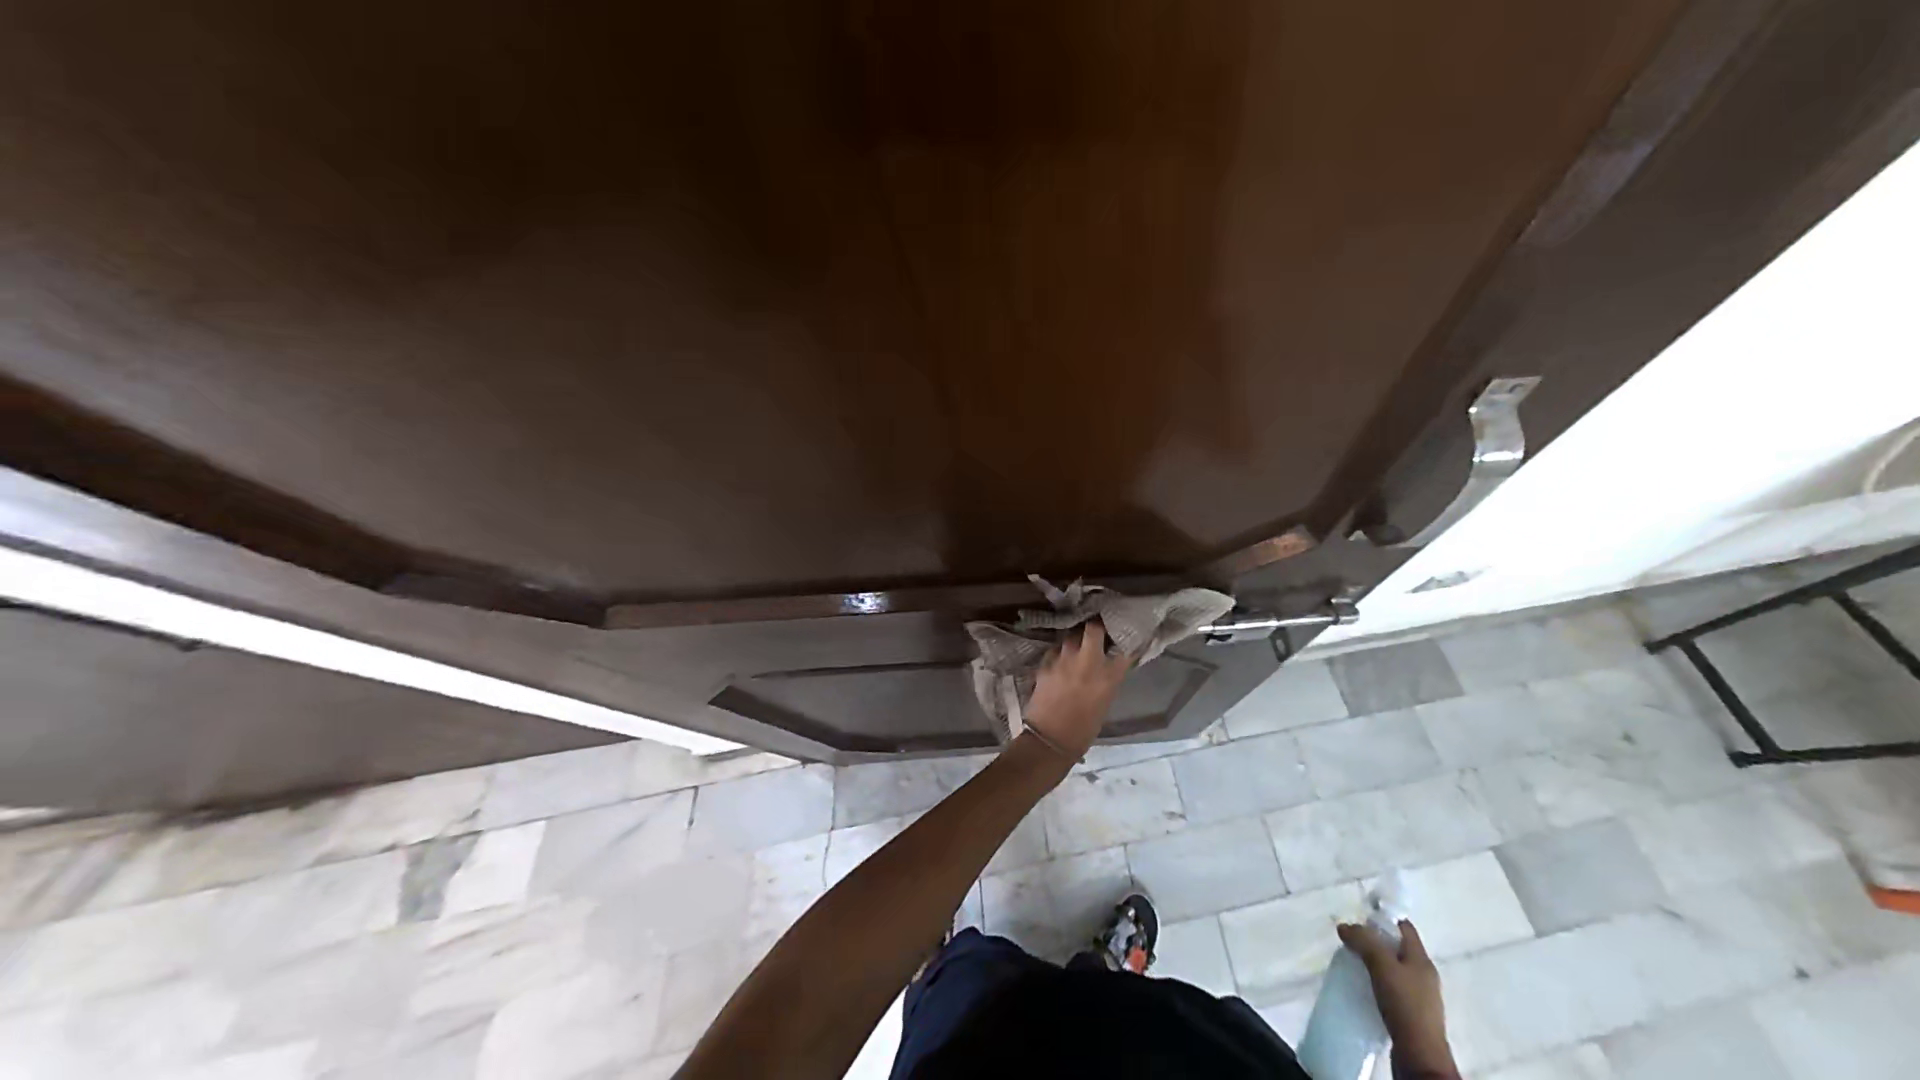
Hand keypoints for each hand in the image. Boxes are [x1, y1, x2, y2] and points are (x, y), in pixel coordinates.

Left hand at [1023, 621, 1132, 758]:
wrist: (1050, 739)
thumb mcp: (1105, 701)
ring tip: (1076, 644)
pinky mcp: (1046, 663)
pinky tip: (1059, 658)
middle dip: (1095, 626)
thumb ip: (1108, 679)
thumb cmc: (1084, 729)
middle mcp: (1089, 662)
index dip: (1123, 637)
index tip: (1122, 634)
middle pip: (1094, 628)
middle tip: (1095, 631)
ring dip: (1075, 638)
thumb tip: (1108, 664)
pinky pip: (1055, 649)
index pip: (1124, 647)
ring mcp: (1065, 660)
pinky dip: (1059, 652)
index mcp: (1109, 676)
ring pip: (1071, 636)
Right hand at [1336, 920, 1455, 1076]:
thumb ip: (1364, 941)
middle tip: (1350, 940)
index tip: (1360, 915)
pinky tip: (1360, 987)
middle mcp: (1423, 975)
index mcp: (1421, 960)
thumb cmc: (1404, 1005)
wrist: (1419, 1056)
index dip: (1384, 918)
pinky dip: (1375, 982)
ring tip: (1351, 962)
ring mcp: (1417, 996)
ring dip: (1372, 962)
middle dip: (1374, 941)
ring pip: (1392, 968)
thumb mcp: (1382, 966)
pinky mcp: (1409, 1013)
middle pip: (1396, 948)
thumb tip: (1344, 926)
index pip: (1404, 928)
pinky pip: (1389, 988)